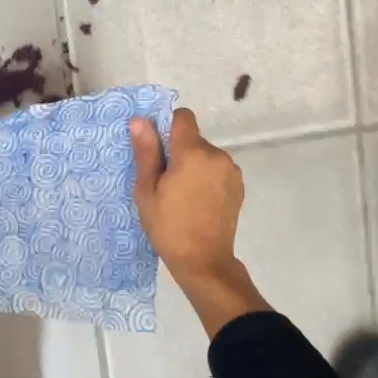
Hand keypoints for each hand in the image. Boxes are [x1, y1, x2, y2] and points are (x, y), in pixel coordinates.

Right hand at [130, 108, 269, 334]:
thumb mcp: (147, 191)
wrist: (204, 260)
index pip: (182, 117)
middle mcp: (216, 154)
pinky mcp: (238, 185)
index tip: (156, 149)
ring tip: (181, 196)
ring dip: (193, 165)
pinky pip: (217, 170)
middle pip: (193, 139)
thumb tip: (140, 121)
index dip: (167, 126)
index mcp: (192, 153)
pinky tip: (198, 202)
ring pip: (205, 155)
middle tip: (164, 183)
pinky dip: (206, 178)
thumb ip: (146, 153)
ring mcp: (231, 170)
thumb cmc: (168, 226)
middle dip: (178, 152)